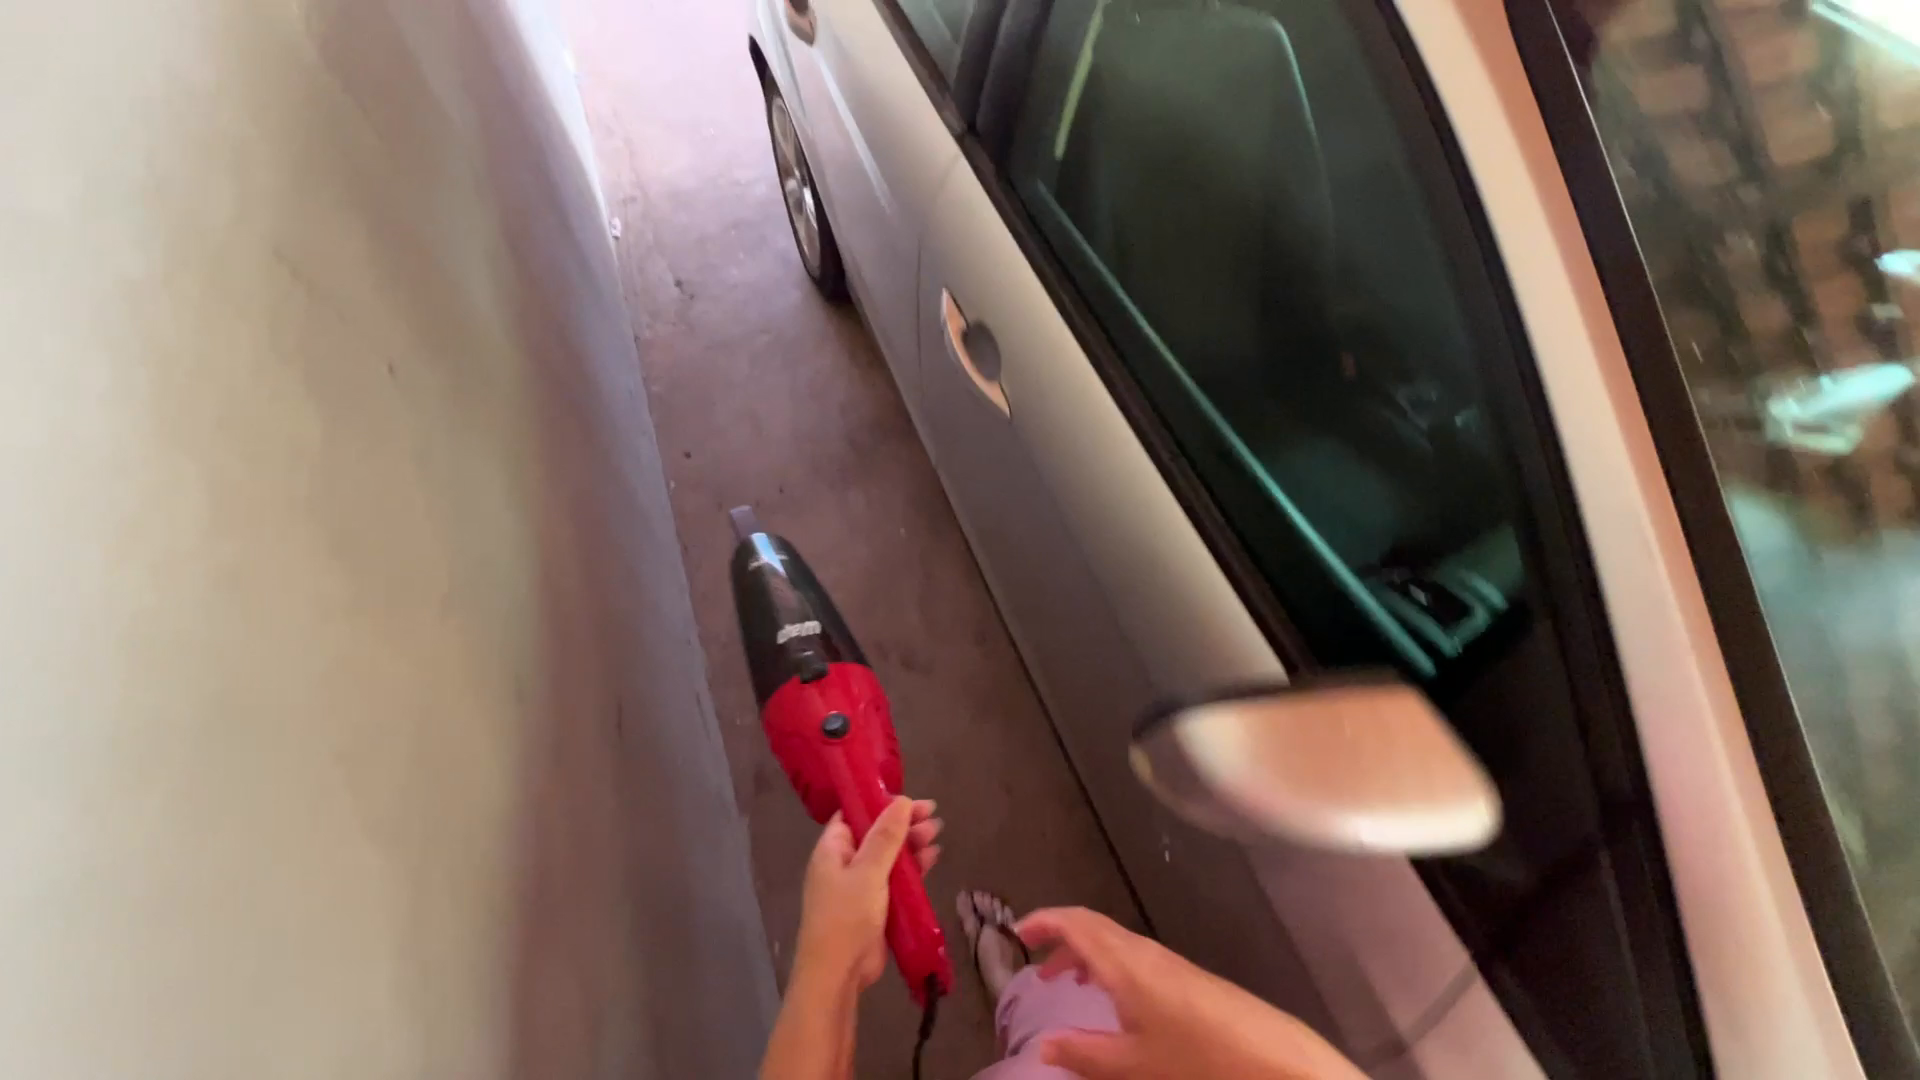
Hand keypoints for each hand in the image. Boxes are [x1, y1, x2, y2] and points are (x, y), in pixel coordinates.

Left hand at [792, 796, 942, 990]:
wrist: (838, 976)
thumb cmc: (846, 916)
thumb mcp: (868, 871)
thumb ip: (886, 836)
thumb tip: (901, 800)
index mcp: (832, 849)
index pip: (855, 814)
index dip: (881, 804)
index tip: (910, 800)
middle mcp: (844, 863)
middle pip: (876, 833)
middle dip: (903, 824)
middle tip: (933, 816)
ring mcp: (859, 885)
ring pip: (889, 856)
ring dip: (911, 845)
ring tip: (937, 834)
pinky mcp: (875, 906)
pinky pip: (895, 879)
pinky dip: (912, 868)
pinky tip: (932, 858)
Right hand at [1018, 907, 1365, 1079]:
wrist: (1274, 1061)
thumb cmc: (1196, 1060)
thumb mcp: (1133, 1066)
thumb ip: (1084, 1054)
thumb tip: (1043, 1047)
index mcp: (1123, 963)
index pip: (1075, 923)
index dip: (1043, 921)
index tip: (1015, 933)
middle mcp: (1142, 951)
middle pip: (1092, 925)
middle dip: (1059, 936)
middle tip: (1032, 961)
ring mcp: (1167, 961)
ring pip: (1113, 941)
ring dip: (1083, 952)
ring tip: (1064, 981)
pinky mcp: (1184, 975)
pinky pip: (1131, 954)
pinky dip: (1107, 964)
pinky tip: (1111, 998)